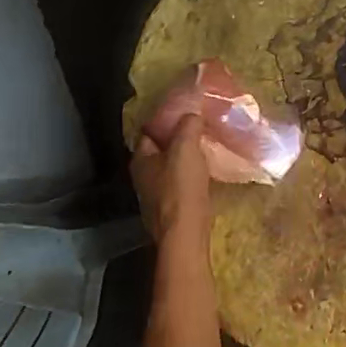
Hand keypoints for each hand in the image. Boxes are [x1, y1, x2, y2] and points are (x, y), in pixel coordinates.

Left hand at [131, 114, 213, 250]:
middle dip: (177, 139)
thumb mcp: (186, 148)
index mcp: (140, 160)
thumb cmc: (181, 187)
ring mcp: (155, 195)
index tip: (185, 112)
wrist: (186, 234)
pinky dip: (190, 175)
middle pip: (160, 150)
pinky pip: (180, 183)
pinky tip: (206, 172)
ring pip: (170, 168)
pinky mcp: (170, 209)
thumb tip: (192, 114)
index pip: (149, 131)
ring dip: (185, 158)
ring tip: (206, 147)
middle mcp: (142, 177)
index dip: (165, 120)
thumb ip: (188, 126)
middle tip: (198, 128)